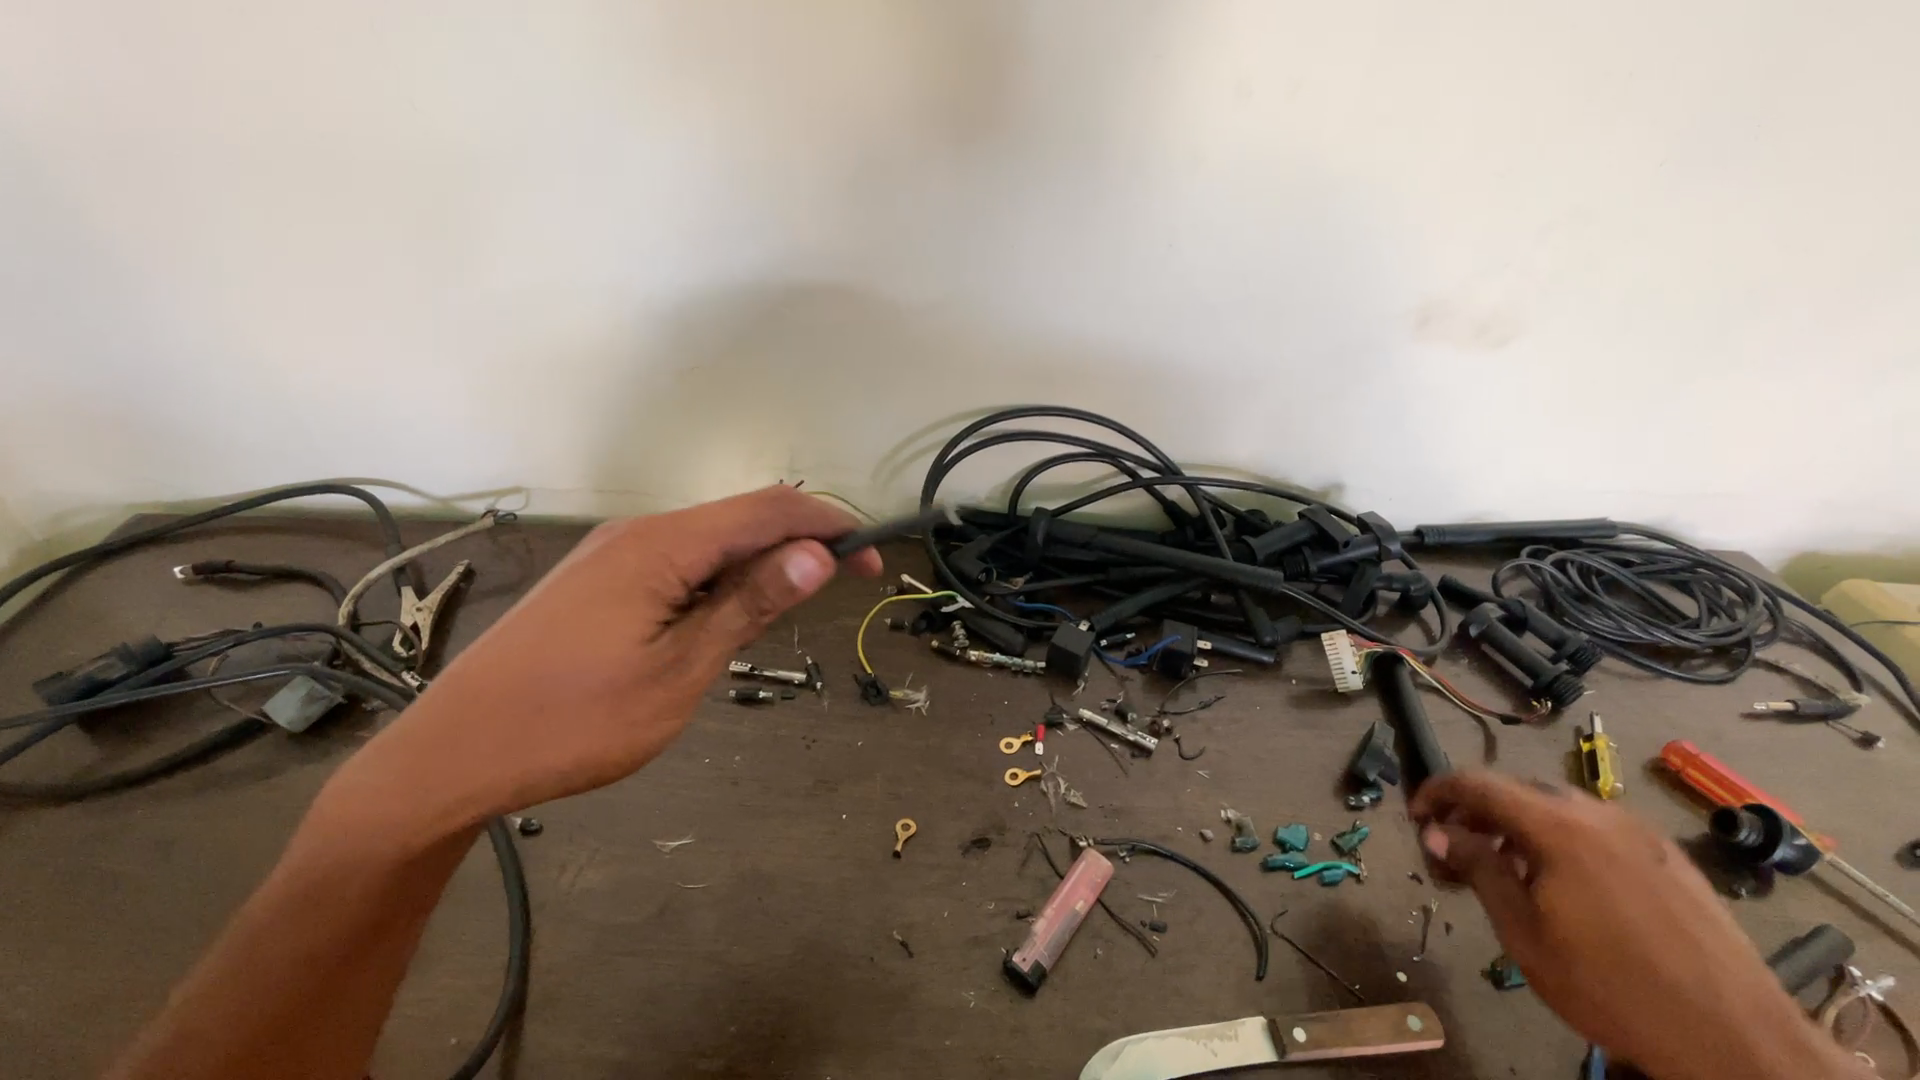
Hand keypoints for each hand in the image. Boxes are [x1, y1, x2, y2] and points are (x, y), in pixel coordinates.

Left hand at [320, 486, 880, 836]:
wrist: (456, 753)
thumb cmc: (575, 721)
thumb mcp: (679, 670)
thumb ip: (748, 605)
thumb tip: (816, 554)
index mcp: (662, 545)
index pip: (769, 511)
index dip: (829, 525)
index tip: (872, 559)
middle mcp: (638, 533)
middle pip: (741, 519)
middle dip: (799, 545)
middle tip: (838, 594)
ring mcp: (613, 555)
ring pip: (710, 544)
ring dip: (757, 569)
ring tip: (773, 624)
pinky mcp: (598, 581)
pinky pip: (678, 565)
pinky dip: (718, 584)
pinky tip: (718, 626)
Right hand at [1412, 771, 1862, 1079]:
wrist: (1734, 1035)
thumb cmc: (1610, 986)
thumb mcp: (1524, 933)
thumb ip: (1478, 870)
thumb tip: (1437, 832)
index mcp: (1557, 827)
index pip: (1478, 784)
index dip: (1438, 792)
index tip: (1415, 816)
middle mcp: (1597, 814)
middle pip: (1518, 790)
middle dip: (1476, 812)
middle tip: (1453, 849)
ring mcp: (1639, 833)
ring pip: (1559, 809)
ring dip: (1518, 826)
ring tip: (1503, 870)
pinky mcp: (1668, 857)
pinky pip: (1597, 830)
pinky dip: (1561, 840)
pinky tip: (1561, 884)